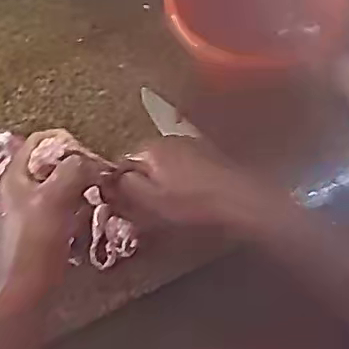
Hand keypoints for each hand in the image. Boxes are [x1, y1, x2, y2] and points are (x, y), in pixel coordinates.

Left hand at [0, 136, 99, 318]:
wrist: (26, 293)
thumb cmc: (36, 243)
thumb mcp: (55, 197)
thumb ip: (73, 170)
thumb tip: (91, 161)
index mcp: (15, 176)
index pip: (39, 141)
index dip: (65, 142)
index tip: (89, 156)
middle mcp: (20, 190)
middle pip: (53, 164)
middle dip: (78, 169)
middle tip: (97, 179)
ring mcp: (30, 211)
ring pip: (61, 188)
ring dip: (80, 191)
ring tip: (93, 200)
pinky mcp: (42, 230)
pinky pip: (64, 209)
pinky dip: (77, 211)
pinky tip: (85, 222)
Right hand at [106, 137, 285, 232]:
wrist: (239, 200)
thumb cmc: (193, 204)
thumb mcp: (150, 202)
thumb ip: (124, 188)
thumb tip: (108, 181)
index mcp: (149, 149)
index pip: (121, 164)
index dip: (120, 187)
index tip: (124, 205)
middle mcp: (169, 139)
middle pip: (144, 163)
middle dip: (143, 183)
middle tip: (150, 209)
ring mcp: (192, 144)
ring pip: (166, 164)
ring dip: (165, 182)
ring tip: (174, 206)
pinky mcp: (210, 154)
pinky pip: (186, 167)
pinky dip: (184, 180)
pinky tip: (192, 197)